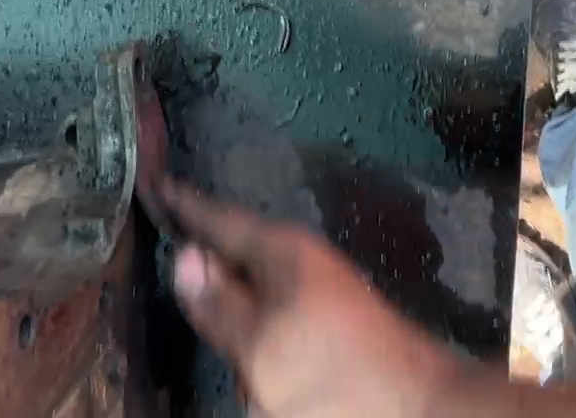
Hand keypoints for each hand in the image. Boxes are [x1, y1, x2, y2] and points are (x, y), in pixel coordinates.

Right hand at [161, 181, 464, 417]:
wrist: (421, 411)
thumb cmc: (332, 376)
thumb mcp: (262, 347)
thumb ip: (220, 303)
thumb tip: (183, 254)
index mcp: (281, 251)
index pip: (218, 217)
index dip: (183, 203)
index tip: (154, 181)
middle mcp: (300, 259)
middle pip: (236, 246)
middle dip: (203, 243)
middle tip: (164, 224)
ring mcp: (318, 290)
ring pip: (256, 281)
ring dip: (229, 290)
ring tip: (198, 282)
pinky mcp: (329, 323)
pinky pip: (275, 310)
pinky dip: (253, 321)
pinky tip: (246, 343)